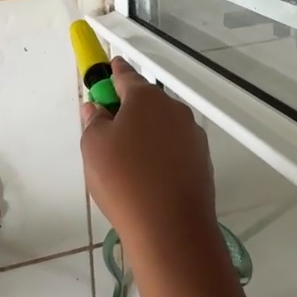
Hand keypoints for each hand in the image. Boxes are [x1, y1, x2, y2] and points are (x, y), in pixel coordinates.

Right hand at [80, 58, 217, 245]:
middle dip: (129, 110)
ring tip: (128, 165)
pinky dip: (161, 155)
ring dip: (146, 134)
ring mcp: (193, 136)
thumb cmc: (124, 180)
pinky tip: (149, 179)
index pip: (127, 76)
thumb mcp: (93, 147)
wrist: (171, 229)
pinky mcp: (203, 162)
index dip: (114, 72)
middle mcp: (174, 110)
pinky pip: (175, 149)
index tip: (109, 67)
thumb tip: (97, 108)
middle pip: (147, 102)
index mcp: (147, 98)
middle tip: (109, 133)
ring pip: (162, 127)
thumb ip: (93, 121)